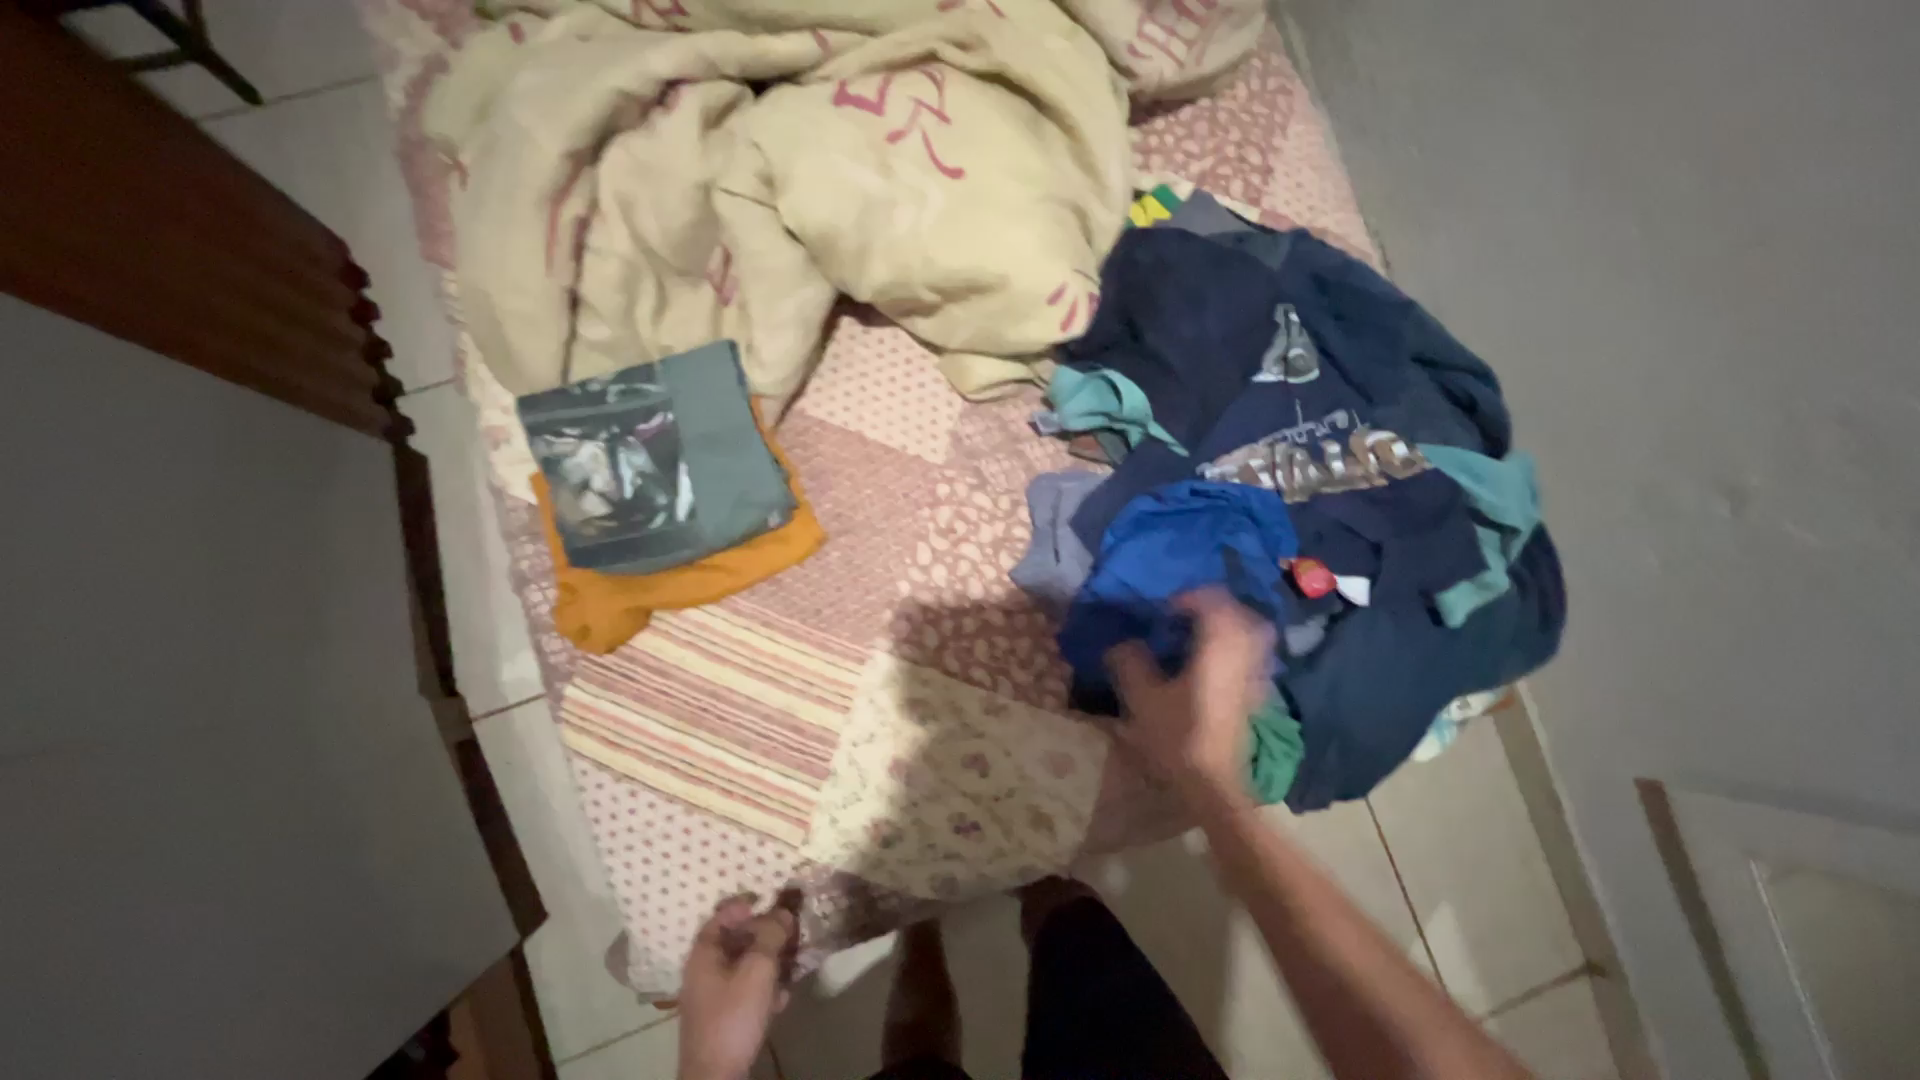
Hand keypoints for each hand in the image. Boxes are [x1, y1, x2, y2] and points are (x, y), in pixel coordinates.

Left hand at [677, 893, 797, 1079]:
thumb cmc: (733, 1016)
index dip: (746, 905)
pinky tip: (781, 997)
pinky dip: (763, 987)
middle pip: (735, 940)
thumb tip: (782, 910)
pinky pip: (745, 990)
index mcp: (703, 953)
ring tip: (791, 964)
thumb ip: (770, 936)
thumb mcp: (757, 970)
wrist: (716, 1078)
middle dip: (765, 934)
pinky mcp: (722, 1018)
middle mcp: (702, 970)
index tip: (772, 901)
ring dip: (768, 961)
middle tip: (790, 932)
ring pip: (743, 965)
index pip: (721, 915)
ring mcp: (711, 996)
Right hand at [1104, 588, 1275, 801]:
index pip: (1212, 601)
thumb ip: (1130, 661)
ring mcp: (1255, 676)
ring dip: (1225, 629)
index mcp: (1218, 646)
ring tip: (1195, 639)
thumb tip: (1123, 642)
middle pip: (1240, 614)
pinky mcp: (1256, 696)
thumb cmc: (1177, 736)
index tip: (1162, 611)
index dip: (1187, 598)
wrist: (1213, 783)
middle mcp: (1243, 654)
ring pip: (1250, 635)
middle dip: (1212, 609)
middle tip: (1182, 618)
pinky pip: (1250, 657)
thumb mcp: (1142, 696)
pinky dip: (1232, 650)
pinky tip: (1208, 666)